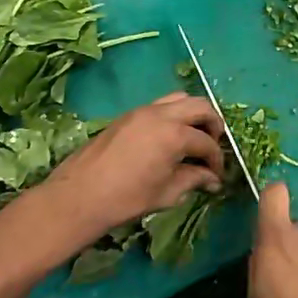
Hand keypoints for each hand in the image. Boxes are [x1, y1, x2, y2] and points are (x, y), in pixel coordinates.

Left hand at [35, 92, 224, 237]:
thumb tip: (213, 180)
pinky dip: (173, 114)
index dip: (217, 160)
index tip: (217, 175)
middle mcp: (162, 114)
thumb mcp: (167, 193)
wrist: (80, 195)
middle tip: (213, 145)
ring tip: (193, 137)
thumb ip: (194, 180)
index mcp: (175, 134)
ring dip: (193, 114)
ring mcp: (143, 111)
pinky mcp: (129, 115)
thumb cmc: (127, 198)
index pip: (207, 143)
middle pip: (200, 106)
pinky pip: (160, 105)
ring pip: (180, 99)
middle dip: (213, 124)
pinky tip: (170, 137)